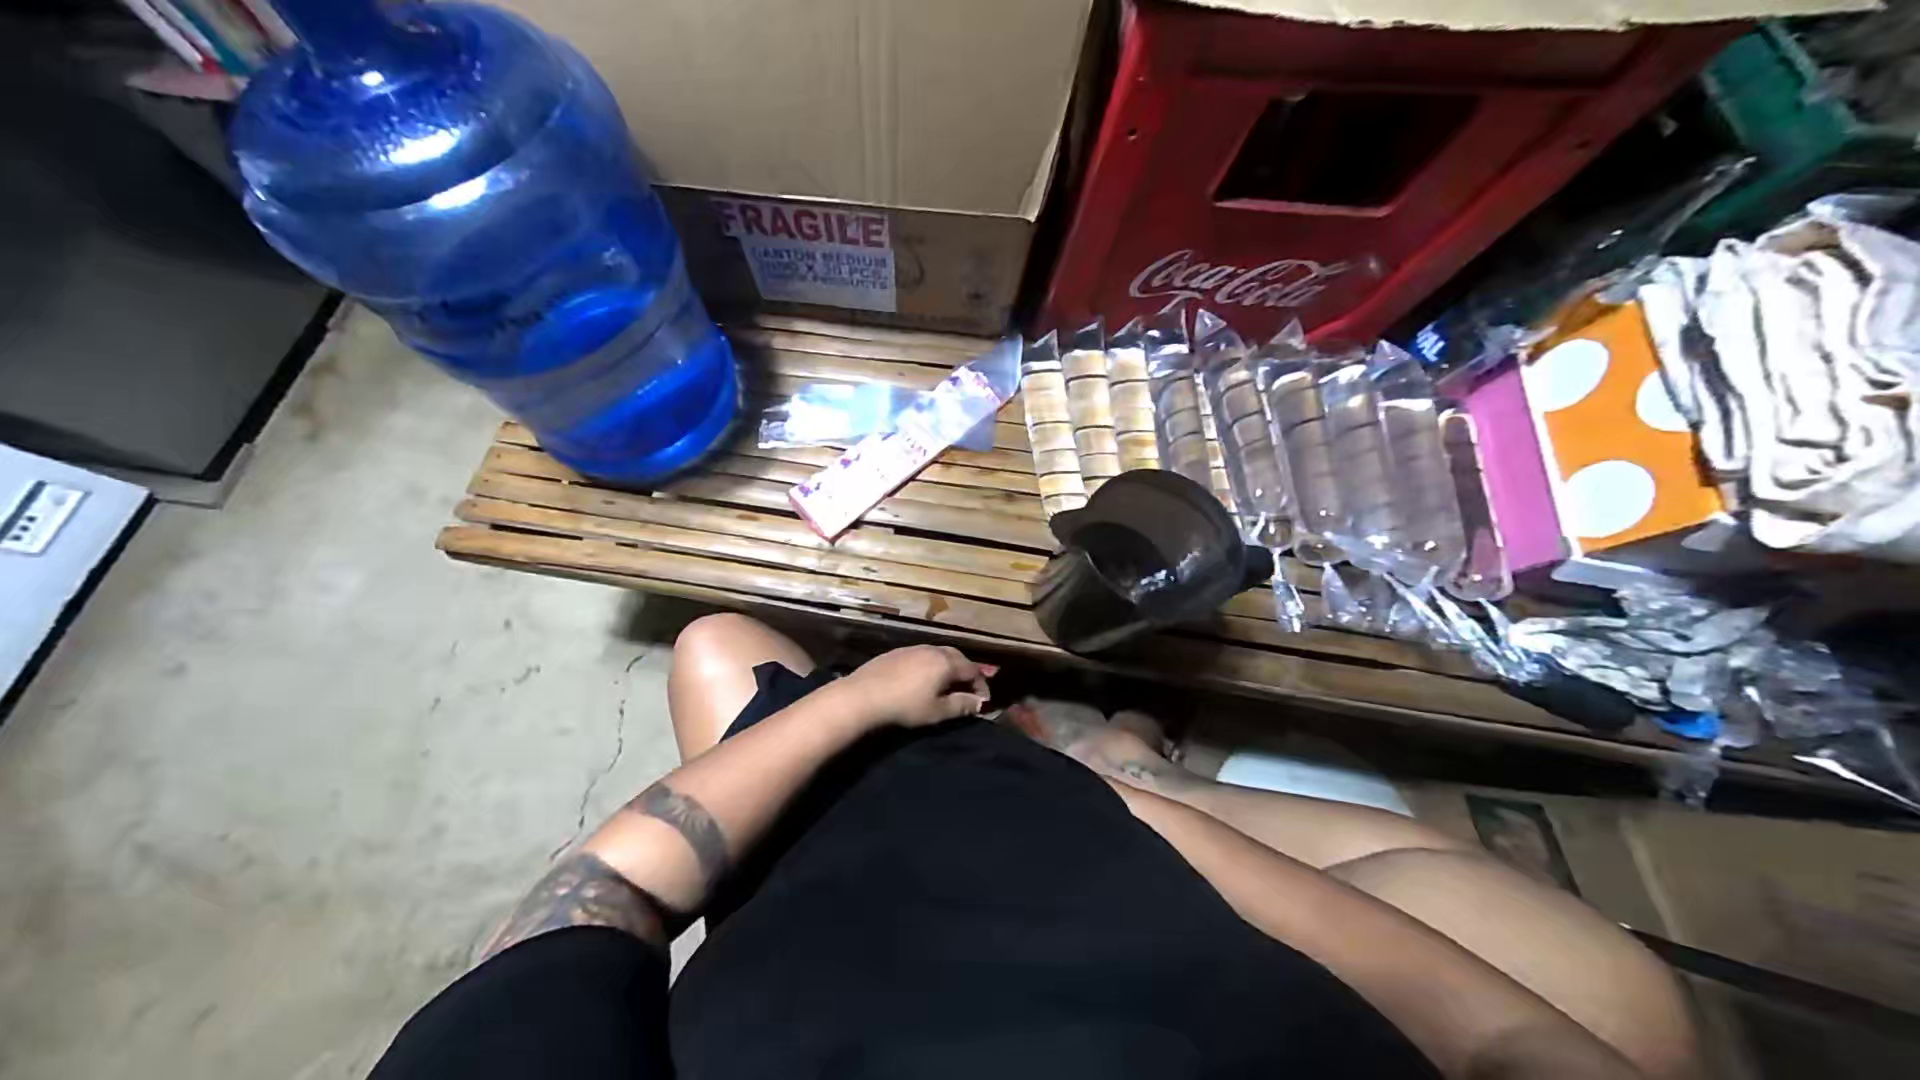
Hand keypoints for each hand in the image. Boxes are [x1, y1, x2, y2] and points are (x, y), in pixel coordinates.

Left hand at [837, 645, 992, 727]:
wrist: (864, 695)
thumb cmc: (906, 705)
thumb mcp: (938, 711)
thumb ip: (962, 705)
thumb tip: (979, 703)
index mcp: (947, 663)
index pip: (973, 670)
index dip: (981, 685)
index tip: (983, 700)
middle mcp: (933, 650)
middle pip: (958, 656)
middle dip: (967, 672)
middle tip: (969, 688)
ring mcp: (913, 648)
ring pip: (939, 653)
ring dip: (949, 666)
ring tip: (948, 683)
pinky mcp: (897, 652)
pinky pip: (923, 654)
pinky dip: (931, 664)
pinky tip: (924, 677)